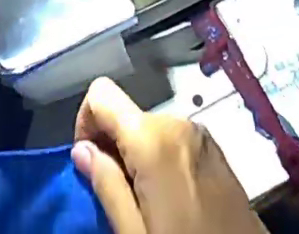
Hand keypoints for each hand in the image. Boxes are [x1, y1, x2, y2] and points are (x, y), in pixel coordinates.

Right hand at [71, 77, 267, 233]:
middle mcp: (178, 122)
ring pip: (149, 131)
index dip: (86, 124)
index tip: (89, 165)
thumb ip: (106, 185)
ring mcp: (201, 134)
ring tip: (145, 205)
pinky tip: (170, 200)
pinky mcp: (216, 150)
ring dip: (138, 159)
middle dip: (113, 149)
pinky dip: (161, 162)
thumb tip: (82, 150)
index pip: (102, 93)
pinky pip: (174, 142)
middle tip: (117, 198)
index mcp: (153, 137)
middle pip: (127, 116)